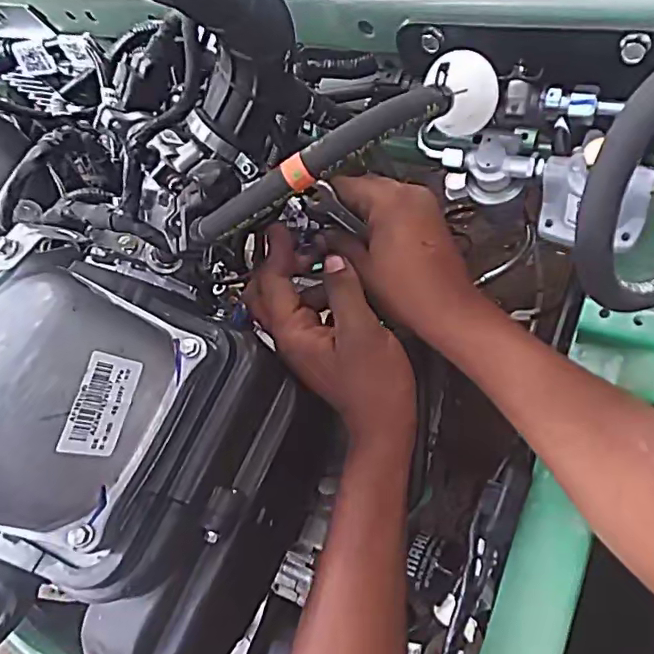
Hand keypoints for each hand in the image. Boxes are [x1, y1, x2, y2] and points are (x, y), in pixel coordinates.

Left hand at [246, 225, 415, 449]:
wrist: (386, 422)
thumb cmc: (376, 390)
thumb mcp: (362, 329)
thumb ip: (345, 290)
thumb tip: (335, 261)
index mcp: (295, 335)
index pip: (272, 284)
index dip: (275, 252)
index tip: (279, 230)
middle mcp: (293, 341)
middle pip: (267, 294)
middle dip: (275, 263)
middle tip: (290, 240)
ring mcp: (306, 347)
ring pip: (288, 303)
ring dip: (298, 277)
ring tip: (319, 258)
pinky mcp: (322, 349)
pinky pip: (308, 313)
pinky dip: (315, 293)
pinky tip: (338, 286)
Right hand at [327, 175, 489, 340]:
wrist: (448, 310)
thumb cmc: (414, 294)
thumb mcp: (362, 268)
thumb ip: (339, 242)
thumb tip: (326, 234)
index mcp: (391, 200)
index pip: (344, 182)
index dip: (323, 198)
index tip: (312, 209)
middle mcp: (412, 194)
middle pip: (366, 185)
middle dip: (345, 205)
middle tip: (327, 227)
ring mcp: (425, 204)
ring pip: (384, 196)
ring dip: (365, 212)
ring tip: (350, 238)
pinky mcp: (431, 218)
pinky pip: (400, 208)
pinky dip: (385, 219)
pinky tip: (374, 243)